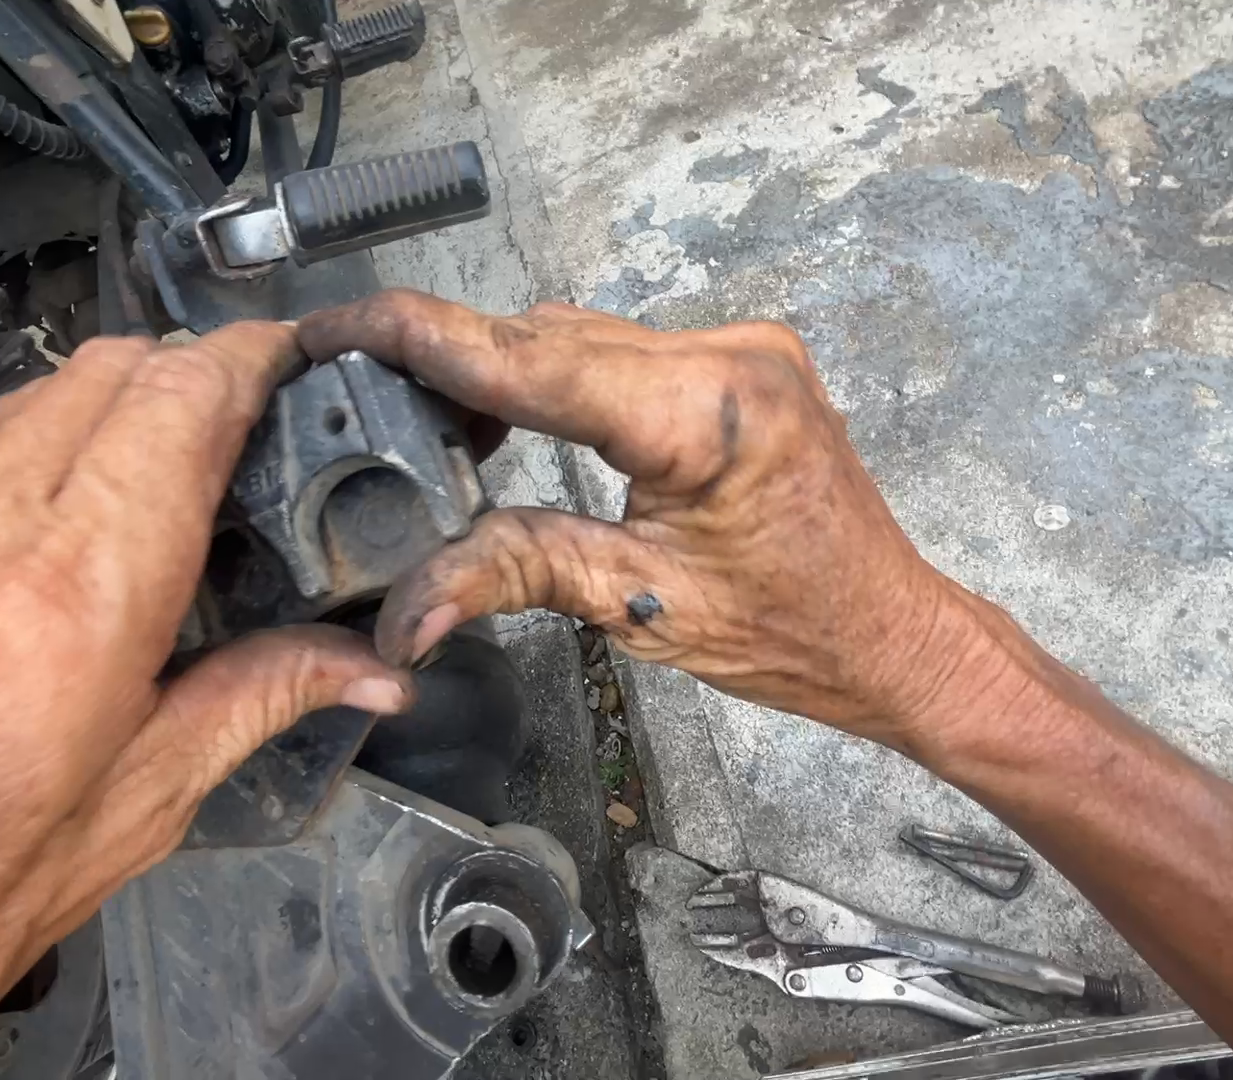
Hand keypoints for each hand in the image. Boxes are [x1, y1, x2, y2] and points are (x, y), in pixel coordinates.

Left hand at [0, 326, 410, 1079]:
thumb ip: (261, 698)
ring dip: (123, 403)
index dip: (244, 360)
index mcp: (68, 604)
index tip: (283, 357)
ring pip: (36, 393)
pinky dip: (45, 442)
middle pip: (109, 371)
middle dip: (195, 370)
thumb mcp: (138, 805)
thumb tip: (363, 670)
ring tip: (172, 469)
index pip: (176, 408)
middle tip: (250, 417)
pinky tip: (69, 512)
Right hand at [299, 291, 1009, 754]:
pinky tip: (511, 413)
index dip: (425, 339)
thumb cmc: (789, 634)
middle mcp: (726, 352)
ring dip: (499, 366)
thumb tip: (409, 609)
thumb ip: (518, 571)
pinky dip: (553, 374)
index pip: (533, 362)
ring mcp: (738, 347)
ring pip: (579, 336)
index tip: (343, 325)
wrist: (890, 631)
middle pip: (549, 338)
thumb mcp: (641, 607)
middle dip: (448, 353)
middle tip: (360, 375)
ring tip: (425, 413)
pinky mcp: (738, 362)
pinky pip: (618, 350)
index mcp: (704, 412)